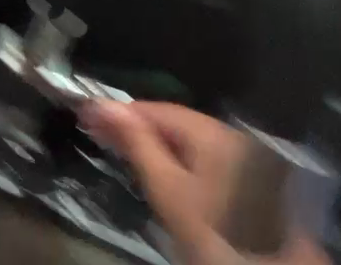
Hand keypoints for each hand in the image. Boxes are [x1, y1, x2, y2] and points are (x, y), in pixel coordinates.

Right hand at [81, 101, 330, 264]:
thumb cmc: (215, 236)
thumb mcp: (167, 189)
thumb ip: (135, 142)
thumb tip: (101, 103)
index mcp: (212, 134)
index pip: (153, 109)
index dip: (116, 113)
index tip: (84, 122)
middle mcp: (233, 138)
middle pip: (173, 123)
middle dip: (135, 129)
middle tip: (99, 139)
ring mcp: (249, 162)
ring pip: (190, 142)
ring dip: (156, 145)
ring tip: (126, 156)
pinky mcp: (256, 185)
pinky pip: (208, 159)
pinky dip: (181, 161)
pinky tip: (166, 175)